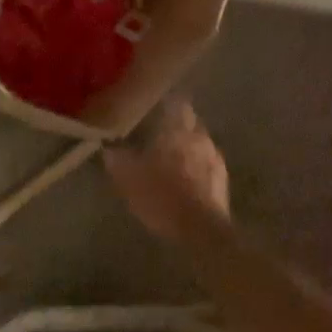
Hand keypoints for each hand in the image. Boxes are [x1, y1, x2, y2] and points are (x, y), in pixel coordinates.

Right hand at [104, 96, 230, 242]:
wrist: (199, 228)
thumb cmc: (161, 196)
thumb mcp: (128, 179)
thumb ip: (118, 159)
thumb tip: (108, 148)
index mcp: (177, 131)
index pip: (177, 104)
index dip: (168, 103)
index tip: (157, 105)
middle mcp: (200, 138)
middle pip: (191, 122)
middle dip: (178, 125)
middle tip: (161, 133)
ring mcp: (215, 158)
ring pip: (200, 142)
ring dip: (189, 146)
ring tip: (173, 157)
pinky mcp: (222, 178)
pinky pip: (208, 163)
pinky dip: (198, 165)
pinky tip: (187, 178)